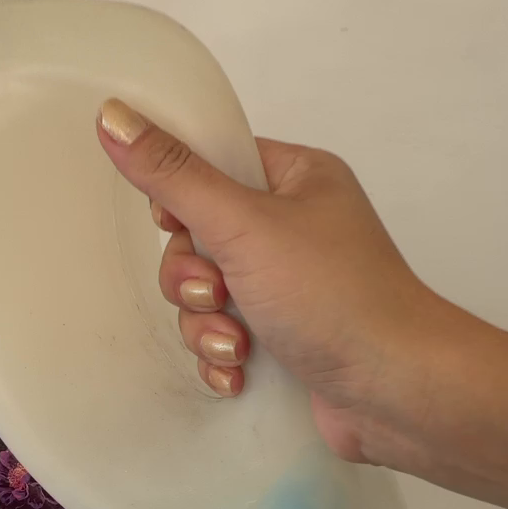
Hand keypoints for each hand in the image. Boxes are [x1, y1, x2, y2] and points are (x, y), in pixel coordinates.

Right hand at [96, 98, 500, 467]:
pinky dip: (223, 359)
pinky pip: (224, 340)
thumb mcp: (245, 225)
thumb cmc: (335, 297)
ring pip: (206, 300)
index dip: (181, 200)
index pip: (212, 167)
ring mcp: (288, 290)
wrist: (392, 390)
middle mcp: (293, 231)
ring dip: (208, 328)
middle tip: (219, 296)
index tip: (176, 224)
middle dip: (195, 281)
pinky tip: (240, 373)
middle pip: (199, 242)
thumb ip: (175, 176)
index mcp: (296, 181)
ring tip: (238, 346)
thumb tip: (115, 118)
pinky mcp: (283, 339)